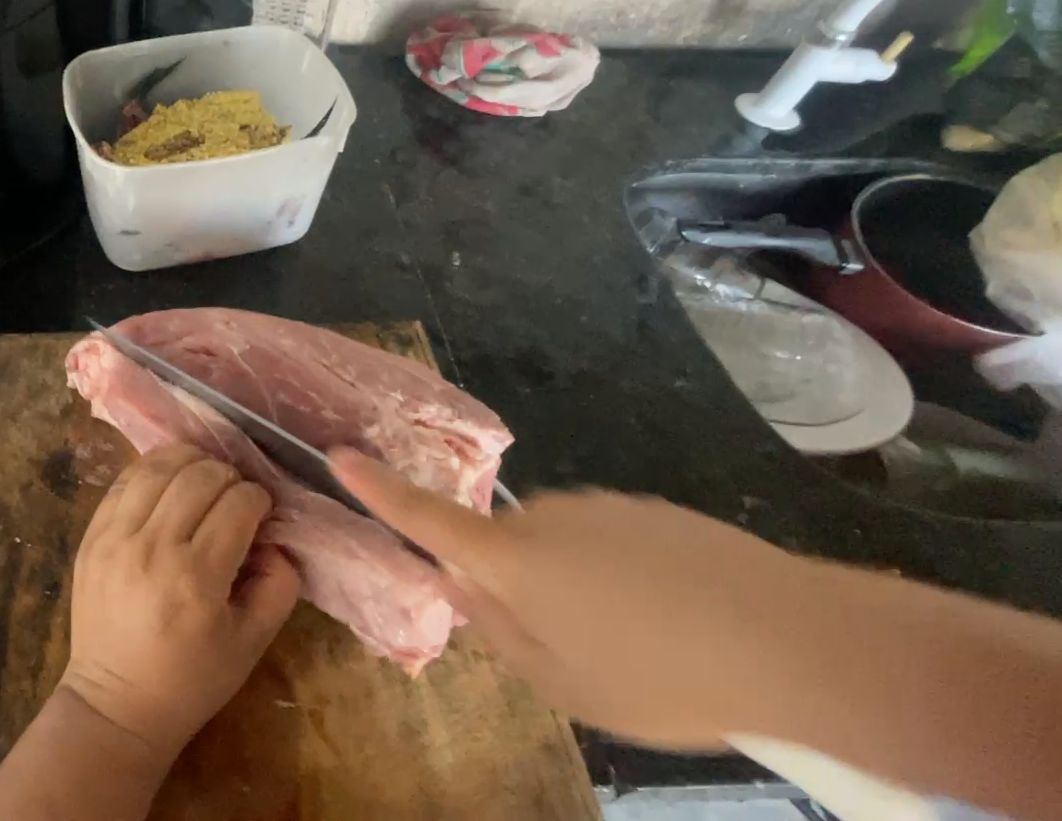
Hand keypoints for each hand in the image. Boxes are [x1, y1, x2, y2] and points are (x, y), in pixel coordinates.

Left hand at [60, 445, 301, 758]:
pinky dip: (150, 471)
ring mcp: (115, 537)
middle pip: (199, 475)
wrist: (116, 703)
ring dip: (189, 461)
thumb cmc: (191, 679)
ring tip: (203, 476)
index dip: (259, 499)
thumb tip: (277, 537)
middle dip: (229, 475)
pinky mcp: (91, 536)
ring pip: (157, 466)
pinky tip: (167, 481)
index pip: (238, 503)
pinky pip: (123, 481)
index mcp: (197, 577)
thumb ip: (280, 585)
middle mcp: (153, 547)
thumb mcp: (253, 642)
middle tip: (235, 493)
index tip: (262, 510)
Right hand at [332, 447, 818, 749]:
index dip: (376, 487)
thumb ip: (496, 630)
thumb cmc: (661, 674)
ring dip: (573, 581)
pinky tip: (675, 613)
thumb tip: (453, 583)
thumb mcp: (564, 682)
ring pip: (557, 544)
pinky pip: (605, 537)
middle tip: (573, 644)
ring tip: (640, 637)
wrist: (798, 639)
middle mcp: (543, 517)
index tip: (338, 453)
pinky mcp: (646, 508)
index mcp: (510, 561)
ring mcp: (598, 506)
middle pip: (501, 544)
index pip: (424, 517)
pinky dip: (618, 572)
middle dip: (515, 583)